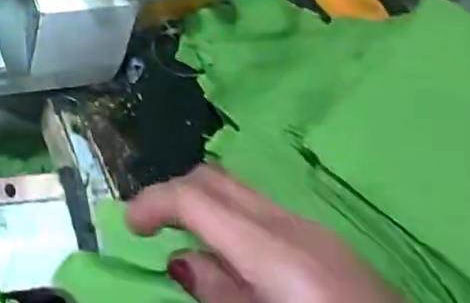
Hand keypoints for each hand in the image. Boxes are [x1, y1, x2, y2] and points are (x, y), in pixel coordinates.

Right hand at [126, 165, 404, 302]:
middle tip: (158, 228)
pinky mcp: (339, 251)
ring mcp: (320, 234)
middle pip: (213, 179)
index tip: (131, 227)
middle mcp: (293, 227)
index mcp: (272, 249)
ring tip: (199, 247)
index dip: (150, 203)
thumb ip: (220, 292)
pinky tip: (245, 262)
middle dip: (175, 194)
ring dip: (208, 206)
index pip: (190, 197)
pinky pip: (269, 215)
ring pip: (240, 192)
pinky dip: (239, 223)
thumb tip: (182, 260)